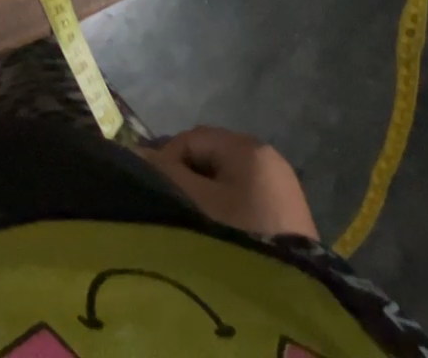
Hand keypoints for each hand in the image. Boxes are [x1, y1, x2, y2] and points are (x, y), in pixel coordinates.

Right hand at [142, 126, 319, 239]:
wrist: (291, 287)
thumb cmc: (238, 233)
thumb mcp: (195, 200)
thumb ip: (165, 173)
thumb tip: (136, 152)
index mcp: (246, 147)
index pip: (190, 139)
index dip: (167, 161)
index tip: (160, 192)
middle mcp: (267, 155)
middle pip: (208, 153)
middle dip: (187, 174)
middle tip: (176, 204)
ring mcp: (280, 182)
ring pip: (224, 174)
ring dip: (205, 190)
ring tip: (196, 218)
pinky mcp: (285, 207)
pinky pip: (242, 191)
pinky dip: (224, 203)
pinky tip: (220, 226)